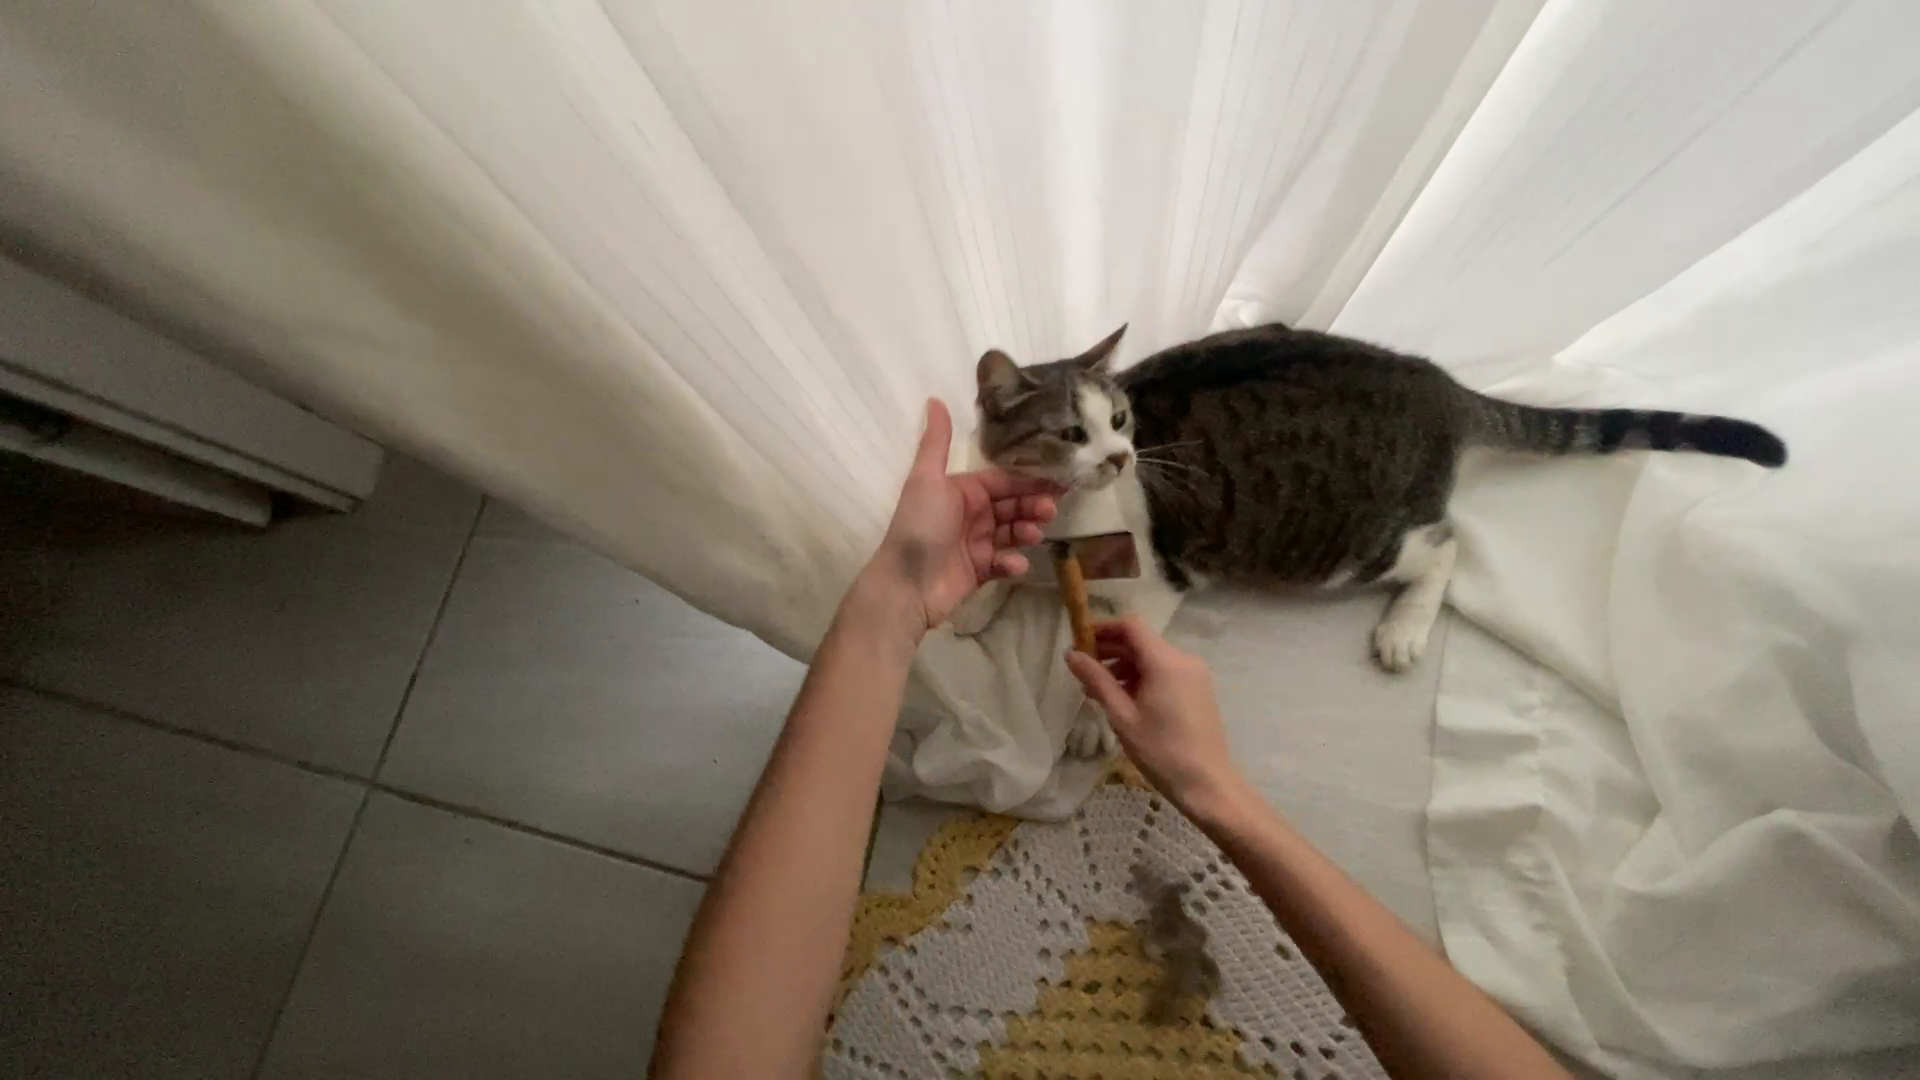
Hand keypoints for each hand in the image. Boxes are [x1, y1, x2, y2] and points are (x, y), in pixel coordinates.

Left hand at [864, 399, 1057, 630]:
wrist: (906, 585)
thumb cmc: (918, 526)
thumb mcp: (927, 479)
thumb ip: (936, 442)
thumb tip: (934, 399)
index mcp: (962, 491)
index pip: (1002, 480)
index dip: (1028, 480)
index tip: (1058, 481)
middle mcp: (971, 515)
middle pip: (1012, 506)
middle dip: (1033, 506)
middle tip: (1050, 510)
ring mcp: (976, 544)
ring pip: (1012, 533)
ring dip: (1027, 532)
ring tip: (1034, 535)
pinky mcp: (979, 572)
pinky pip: (1004, 562)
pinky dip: (1012, 562)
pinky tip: (1013, 564)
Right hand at [1065, 617, 1244, 809]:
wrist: (1208, 784)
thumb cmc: (1161, 751)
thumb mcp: (1122, 716)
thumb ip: (1096, 680)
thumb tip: (1071, 654)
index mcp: (1165, 662)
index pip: (1131, 626)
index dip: (1103, 628)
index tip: (1079, 642)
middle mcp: (1183, 659)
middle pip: (1141, 641)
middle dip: (1110, 650)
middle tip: (1083, 669)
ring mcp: (1194, 674)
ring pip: (1152, 657)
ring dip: (1124, 666)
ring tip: (1099, 690)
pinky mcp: (1198, 688)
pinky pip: (1165, 671)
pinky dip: (1142, 676)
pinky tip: (1125, 699)